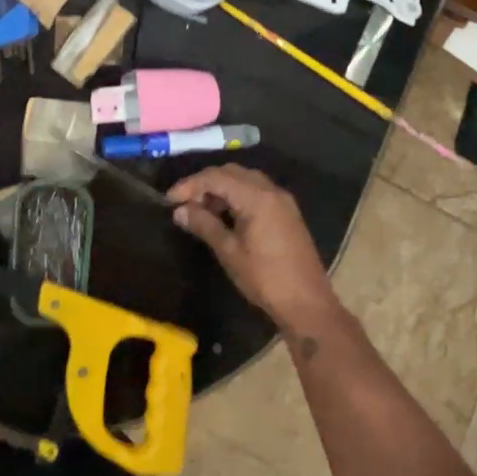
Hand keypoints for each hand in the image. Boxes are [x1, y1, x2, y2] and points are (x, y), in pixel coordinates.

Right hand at [167, 164, 335, 330]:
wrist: (307, 303)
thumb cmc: (265, 278)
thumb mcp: (229, 251)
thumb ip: (204, 225)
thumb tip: (179, 211)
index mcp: (257, 198)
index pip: (216, 178)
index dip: (190, 185)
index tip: (169, 199)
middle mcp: (271, 191)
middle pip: (231, 172)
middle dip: (205, 183)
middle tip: (185, 203)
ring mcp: (282, 201)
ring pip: (245, 180)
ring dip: (221, 189)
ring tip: (202, 211)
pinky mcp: (286, 213)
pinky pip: (256, 192)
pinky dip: (237, 197)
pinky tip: (224, 216)